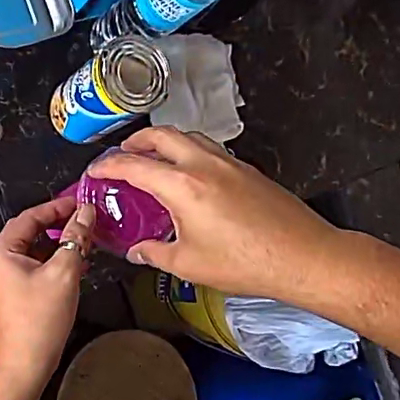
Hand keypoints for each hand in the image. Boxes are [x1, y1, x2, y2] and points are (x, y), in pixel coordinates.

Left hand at [0, 197, 94, 384]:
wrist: (24, 364)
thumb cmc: (35, 325)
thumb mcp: (64, 272)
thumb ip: (75, 238)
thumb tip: (84, 215)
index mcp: (1, 252)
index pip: (30, 216)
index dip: (57, 207)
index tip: (78, 203)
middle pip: (31, 232)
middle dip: (60, 226)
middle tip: (85, 221)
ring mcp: (4, 280)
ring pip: (35, 251)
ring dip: (60, 246)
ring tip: (85, 244)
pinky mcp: (14, 294)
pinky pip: (35, 268)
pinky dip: (55, 263)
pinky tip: (75, 267)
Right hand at [87, 126, 348, 305]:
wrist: (303, 257)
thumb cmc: (250, 261)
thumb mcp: (188, 264)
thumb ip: (155, 253)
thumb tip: (140, 251)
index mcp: (183, 186)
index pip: (134, 165)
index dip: (108, 166)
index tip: (96, 171)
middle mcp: (205, 166)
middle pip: (162, 135)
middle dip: (136, 141)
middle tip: (123, 154)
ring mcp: (230, 164)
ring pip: (189, 136)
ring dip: (165, 142)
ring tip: (153, 159)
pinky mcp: (248, 171)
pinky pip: (210, 149)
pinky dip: (190, 152)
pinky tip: (189, 174)